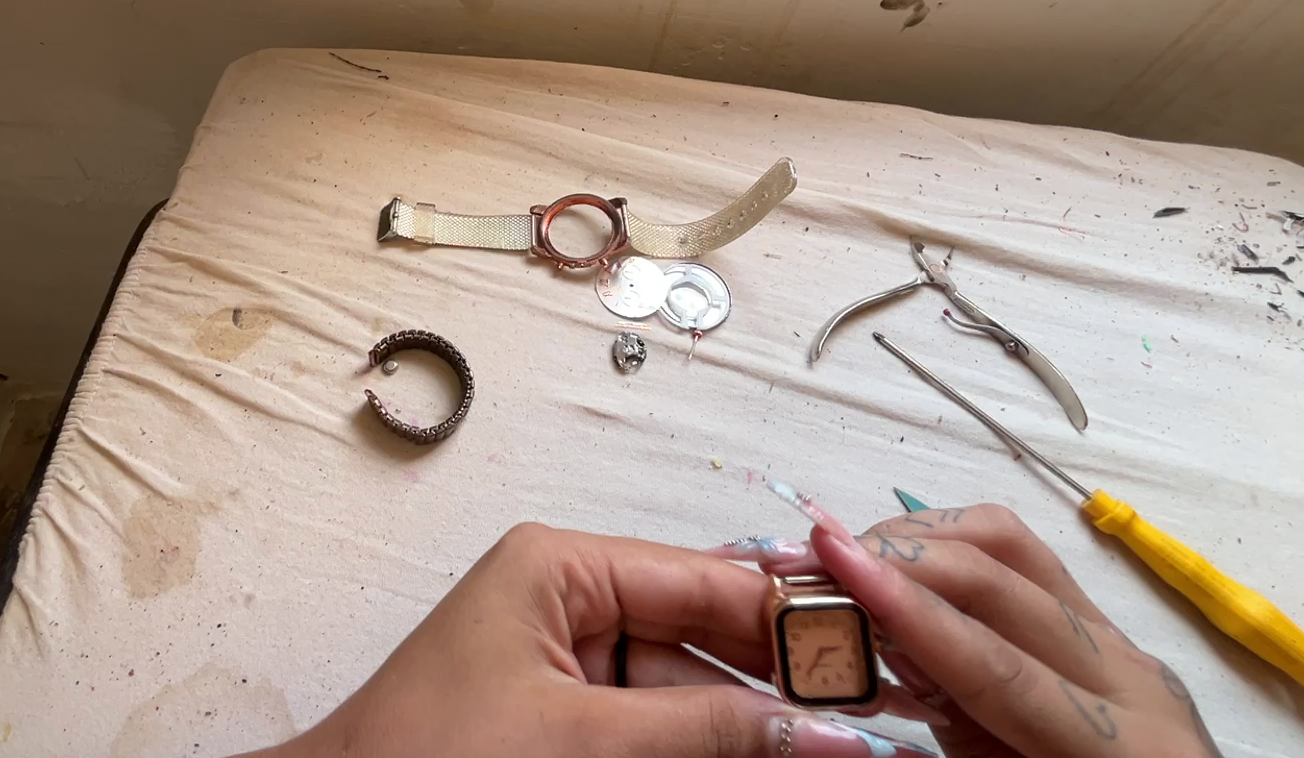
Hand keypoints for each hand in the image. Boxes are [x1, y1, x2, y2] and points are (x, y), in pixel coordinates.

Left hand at [244, 523, 940, 757]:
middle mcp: (567, 593)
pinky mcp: (563, 706)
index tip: (870, 655)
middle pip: (698, 631)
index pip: (698, 578)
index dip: (786, 618)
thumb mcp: (581, 738)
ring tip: (829, 744)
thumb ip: (701, 729)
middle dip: (776, 682)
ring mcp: (566, 650)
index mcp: (560, 565)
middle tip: (870, 719)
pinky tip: (757, 754)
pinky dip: (699, 742)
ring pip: (683, 684)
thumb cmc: (433, 753)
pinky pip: (650, 717)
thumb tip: (818, 730)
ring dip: (746, 724)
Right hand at [762, 504, 1223, 756]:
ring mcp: (1109, 634)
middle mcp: (1129, 678)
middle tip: (809, 557)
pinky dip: (933, 539)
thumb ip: (926, 722)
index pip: (993, 663)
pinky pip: (1004, 545)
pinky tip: (891, 563)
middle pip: (994, 574)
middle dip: (890, 553)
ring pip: (1000, 536)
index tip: (829, 556)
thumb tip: (850, 646)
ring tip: (847, 559)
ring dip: (910, 534)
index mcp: (1122, 753)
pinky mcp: (1084, 612)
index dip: (904, 606)